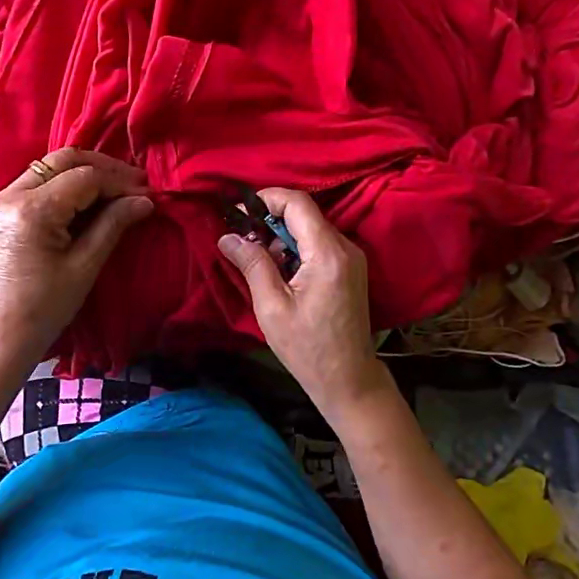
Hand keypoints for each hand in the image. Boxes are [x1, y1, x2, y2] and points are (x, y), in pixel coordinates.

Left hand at [0, 148, 153, 366]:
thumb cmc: (43, 311)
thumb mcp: (84, 267)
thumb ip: (113, 225)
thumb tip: (145, 201)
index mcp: (30, 210)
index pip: (84, 178)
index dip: (120, 182)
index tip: (148, 195)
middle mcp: (9, 195)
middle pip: (63, 160)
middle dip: (103, 168)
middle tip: (136, 185)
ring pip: (49, 168)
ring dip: (85, 175)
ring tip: (118, 193)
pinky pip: (38, 184)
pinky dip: (66, 187)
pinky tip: (90, 203)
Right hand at [218, 189, 392, 417]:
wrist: (348, 378)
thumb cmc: (308, 348)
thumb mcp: (272, 307)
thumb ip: (252, 265)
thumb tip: (227, 236)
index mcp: (328, 253)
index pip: (297, 203)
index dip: (266, 199)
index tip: (238, 213)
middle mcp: (346, 247)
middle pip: (304, 214)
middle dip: (269, 220)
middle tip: (241, 240)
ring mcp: (352, 257)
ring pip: (310, 229)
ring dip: (281, 237)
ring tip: (257, 261)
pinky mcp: (350, 269)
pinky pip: (319, 244)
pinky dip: (295, 249)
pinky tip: (278, 272)